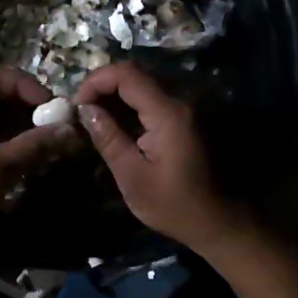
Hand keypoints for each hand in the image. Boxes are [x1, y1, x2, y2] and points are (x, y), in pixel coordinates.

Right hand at [73, 62, 251, 250]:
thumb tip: (85, 110)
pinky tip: (115, 124)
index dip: (95, 81)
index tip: (77, 105)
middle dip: (102, 86)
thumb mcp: (132, 176)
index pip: (126, 75)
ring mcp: (186, 109)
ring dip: (115, 94)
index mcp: (168, 114)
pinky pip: (153, 99)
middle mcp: (180, 102)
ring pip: (143, 84)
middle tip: (82, 110)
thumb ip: (108, 138)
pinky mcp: (186, 119)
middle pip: (135, 74)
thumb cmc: (174, 205)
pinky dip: (129, 105)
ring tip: (94, 117)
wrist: (220, 223)